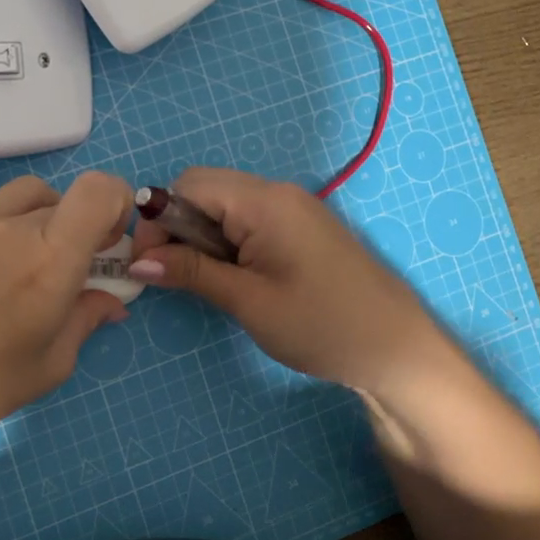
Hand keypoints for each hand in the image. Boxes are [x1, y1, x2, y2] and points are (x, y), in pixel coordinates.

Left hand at [0, 172, 134, 440]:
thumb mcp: (53, 362)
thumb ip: (87, 317)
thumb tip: (110, 301)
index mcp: (48, 257)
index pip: (97, 189)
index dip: (115, 204)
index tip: (108, 242)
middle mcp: (10, 225)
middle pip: (63, 196)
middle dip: (78, 225)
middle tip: (69, 268)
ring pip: (23, 194)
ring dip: (41, 217)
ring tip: (30, 262)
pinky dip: (3, 225)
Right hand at [128, 168, 459, 394]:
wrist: (401, 353)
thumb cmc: (323, 326)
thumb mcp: (249, 302)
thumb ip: (191, 272)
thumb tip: (138, 261)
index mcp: (264, 202)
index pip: (187, 186)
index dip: (158, 220)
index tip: (148, 264)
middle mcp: (276, 193)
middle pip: (202, 189)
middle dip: (176, 226)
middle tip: (173, 274)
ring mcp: (291, 209)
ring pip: (222, 206)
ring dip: (199, 236)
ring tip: (204, 280)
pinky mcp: (299, 228)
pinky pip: (245, 219)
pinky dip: (224, 241)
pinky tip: (231, 276)